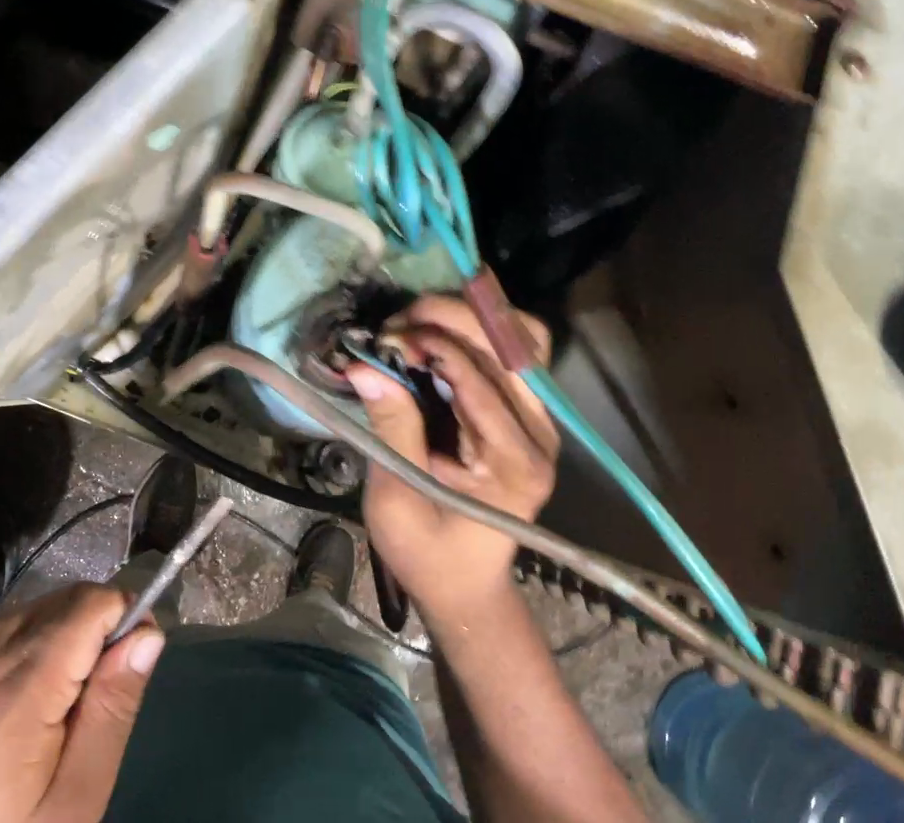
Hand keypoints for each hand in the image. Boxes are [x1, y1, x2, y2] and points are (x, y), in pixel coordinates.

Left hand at [0, 584, 163, 822]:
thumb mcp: (71, 800)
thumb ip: (112, 710)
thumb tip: (149, 635)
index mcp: (19, 677)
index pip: (97, 600)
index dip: (128, 625)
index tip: (131, 675)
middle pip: (71, 600)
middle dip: (100, 636)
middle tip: (94, 710)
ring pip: (44, 611)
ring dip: (69, 643)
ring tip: (59, 718)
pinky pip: (12, 629)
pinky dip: (37, 650)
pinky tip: (25, 713)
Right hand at [347, 295, 558, 622]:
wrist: (464, 584)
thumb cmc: (428, 553)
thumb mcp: (399, 498)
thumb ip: (392, 429)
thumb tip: (363, 367)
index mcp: (515, 463)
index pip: (481, 381)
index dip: (434, 347)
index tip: (387, 338)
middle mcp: (540, 435)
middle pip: (513, 346)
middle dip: (454, 320)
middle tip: (400, 321)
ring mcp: (538, 423)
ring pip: (516, 342)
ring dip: (464, 323)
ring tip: (413, 325)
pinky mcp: (524, 417)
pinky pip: (506, 358)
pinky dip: (469, 338)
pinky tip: (429, 340)